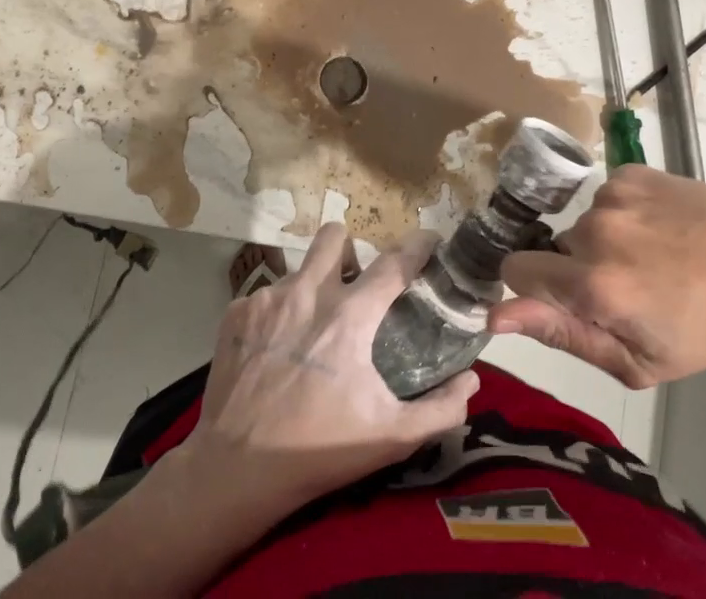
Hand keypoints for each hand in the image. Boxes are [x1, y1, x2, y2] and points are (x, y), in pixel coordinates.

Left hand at [179, 223, 479, 509]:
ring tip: (313, 325)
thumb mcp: (392, 437)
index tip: (429, 240)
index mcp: (348, 317)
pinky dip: (279, 313)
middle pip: (334, 237)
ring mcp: (265, 300)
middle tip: (356, 282)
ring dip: (313, 285)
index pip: (393, 263)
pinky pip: (265, 296)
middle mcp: (306, 294)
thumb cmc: (320, 449)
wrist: (236, 467)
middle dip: (350, 250)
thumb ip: (442, 408)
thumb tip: (471, 379)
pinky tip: (278, 348)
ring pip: (299, 269)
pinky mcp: (235, 314)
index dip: (416, 246)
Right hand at [489, 165, 705, 388]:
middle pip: (552, 248)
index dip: (534, 290)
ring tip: (653, 257)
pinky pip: (604, 197)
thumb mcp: (635, 361)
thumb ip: (561, 335)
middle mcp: (594, 232)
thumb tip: (495, 315)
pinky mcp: (633, 173)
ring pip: (581, 223)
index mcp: (592, 285)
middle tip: (627, 286)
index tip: (570, 301)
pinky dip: (624, 213)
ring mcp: (614, 197)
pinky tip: (660, 229)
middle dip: (575, 268)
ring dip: (603, 241)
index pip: (514, 271)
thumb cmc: (705, 333)